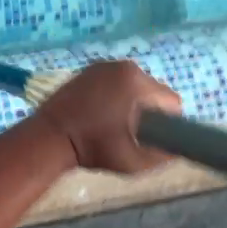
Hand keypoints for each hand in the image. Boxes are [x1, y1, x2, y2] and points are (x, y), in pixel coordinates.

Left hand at [33, 60, 181, 175]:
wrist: (49, 137)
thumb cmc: (92, 148)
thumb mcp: (134, 162)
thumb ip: (163, 156)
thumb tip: (177, 150)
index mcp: (136, 81)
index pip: (170, 101)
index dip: (168, 123)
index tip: (152, 138)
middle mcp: (123, 66)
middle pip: (153, 92)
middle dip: (148, 112)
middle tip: (130, 133)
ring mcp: (103, 65)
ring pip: (134, 86)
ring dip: (132, 104)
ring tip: (114, 124)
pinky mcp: (88, 69)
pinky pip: (115, 82)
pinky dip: (114, 96)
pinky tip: (102, 114)